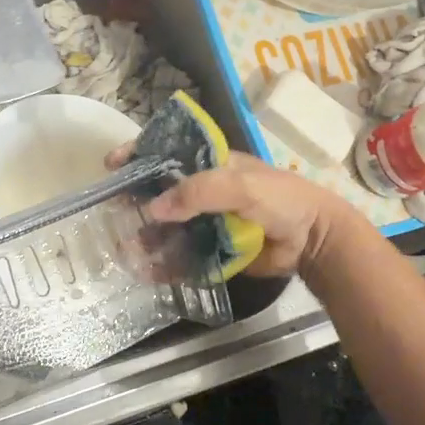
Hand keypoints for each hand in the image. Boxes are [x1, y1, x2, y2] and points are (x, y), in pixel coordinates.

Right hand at [113, 149, 367, 278]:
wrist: (312, 240)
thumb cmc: (280, 200)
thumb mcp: (240, 185)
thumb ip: (199, 192)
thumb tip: (155, 209)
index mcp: (209, 164)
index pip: (165, 154)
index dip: (137, 155)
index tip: (112, 165)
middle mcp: (202, 190)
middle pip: (158, 192)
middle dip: (134, 201)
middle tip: (113, 212)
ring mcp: (205, 221)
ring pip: (165, 227)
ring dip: (145, 236)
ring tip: (128, 248)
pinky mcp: (211, 250)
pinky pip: (180, 255)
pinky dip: (163, 263)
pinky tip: (148, 270)